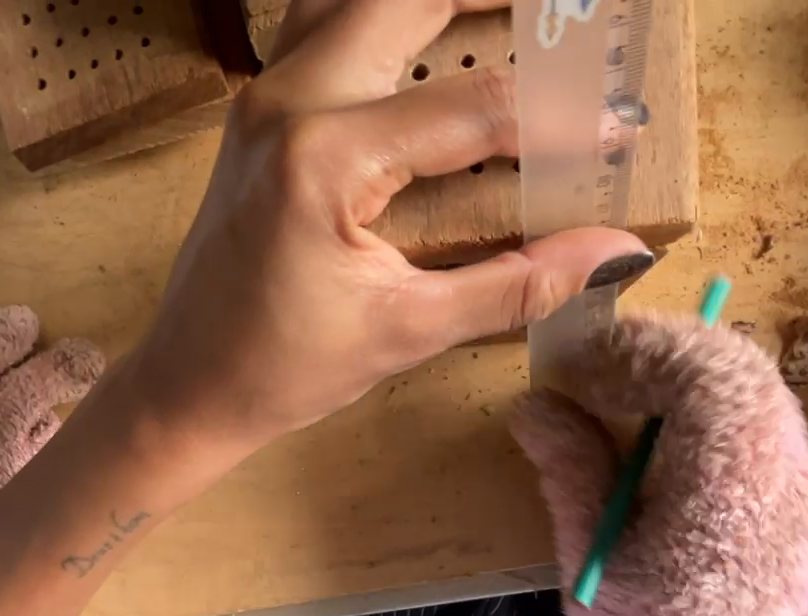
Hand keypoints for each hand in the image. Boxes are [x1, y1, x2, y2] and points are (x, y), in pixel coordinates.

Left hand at [127, 0, 645, 452]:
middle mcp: (287, 103)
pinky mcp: (254, 116)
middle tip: (565, 8)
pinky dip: (376, 16)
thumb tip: (614, 253)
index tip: (618, 127)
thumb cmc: (283, 371)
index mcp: (325, 158)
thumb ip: (513, 286)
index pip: (471, 110)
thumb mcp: (405, 332)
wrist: (189, 385)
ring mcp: (262, 100)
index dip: (557, 117)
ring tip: (499, 10)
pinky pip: (319, 26)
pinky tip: (416, 36)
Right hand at [508, 314, 807, 615]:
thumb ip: (571, 470)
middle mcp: (781, 475)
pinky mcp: (791, 497)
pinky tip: (658, 431)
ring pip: (750, 391)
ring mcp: (797, 484)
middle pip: (737, 370)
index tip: (585, 361)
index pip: (709, 374)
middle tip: (598, 371)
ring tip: (621, 394)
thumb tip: (533, 406)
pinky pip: (753, 423)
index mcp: (729, 491)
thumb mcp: (595, 557)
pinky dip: (703, 407)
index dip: (644, 350)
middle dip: (663, 355)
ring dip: (684, 376)